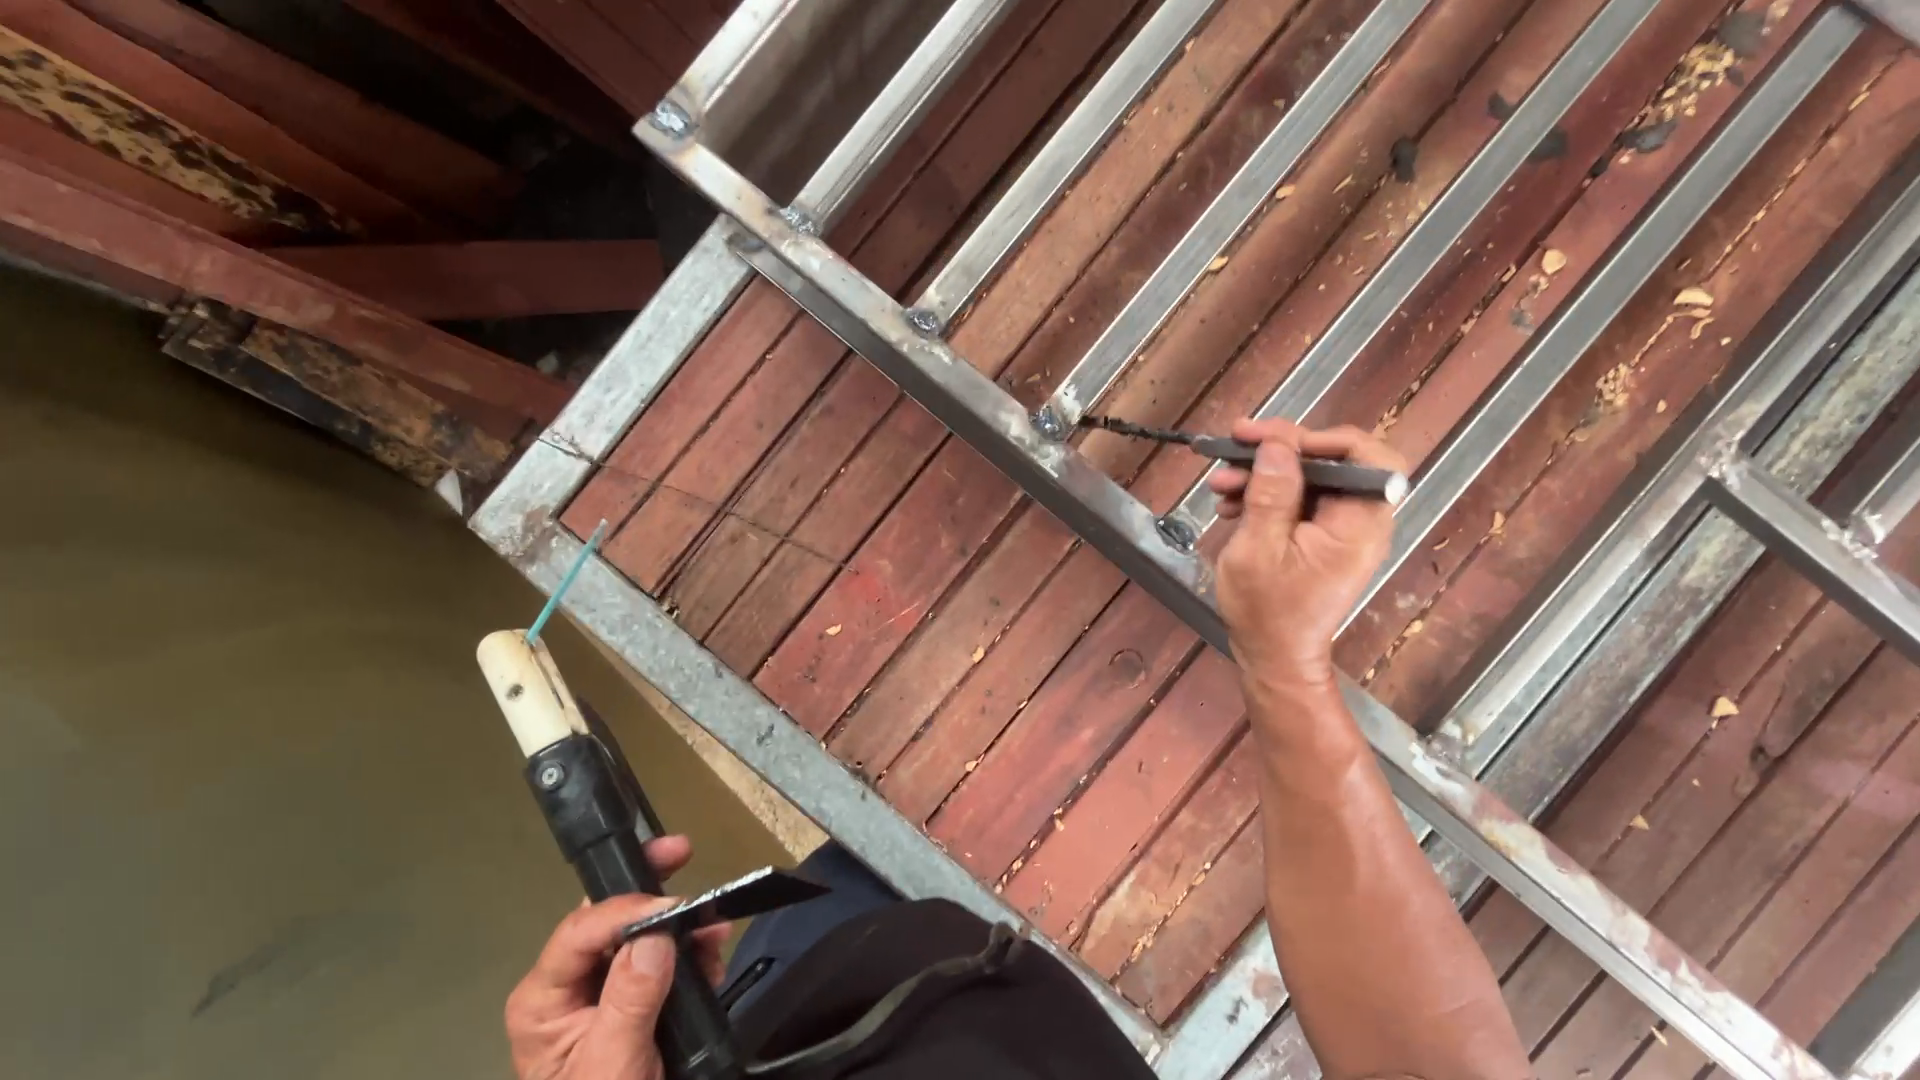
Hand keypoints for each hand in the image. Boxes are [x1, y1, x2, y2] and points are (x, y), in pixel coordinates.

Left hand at [505, 836, 729, 1079]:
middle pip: (604, 918)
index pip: (579, 933)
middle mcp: (568, 986)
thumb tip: (654, 936)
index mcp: (544, 999)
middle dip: (646, 887)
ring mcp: (600, 991)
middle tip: (681, 852)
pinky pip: (659, 959)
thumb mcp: (612, 1064)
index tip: (673, 904)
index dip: (625, 908)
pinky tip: (712, 953)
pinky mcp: (632, 999)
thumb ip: (631, 1000)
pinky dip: (689, 950)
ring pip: (637, 934)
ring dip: (679, 924)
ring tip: (715, 928)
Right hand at [1211, 419, 1402, 700]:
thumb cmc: (1267, 611)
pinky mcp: (1321, 538)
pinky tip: (1231, 503)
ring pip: (1308, 479)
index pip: (1365, 456)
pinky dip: (1265, 495)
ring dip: (1263, 473)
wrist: (1273, 658)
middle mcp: (1359, 521)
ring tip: (1220, 483)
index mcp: (1358, 524)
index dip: (1321, 438)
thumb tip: (1276, 443)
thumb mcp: (1258, 548)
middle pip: (1331, 462)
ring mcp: (1340, 530)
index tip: (1273, 440)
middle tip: (1234, 444)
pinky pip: (1298, 501)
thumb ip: (1270, 492)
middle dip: (1278, 452)